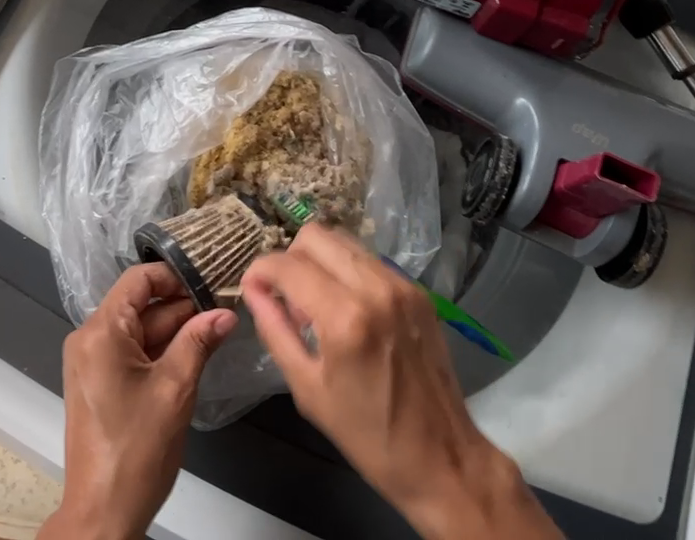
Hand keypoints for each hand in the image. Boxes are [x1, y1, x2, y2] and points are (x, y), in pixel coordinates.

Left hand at [40, 262, 236, 539]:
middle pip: (141, 305)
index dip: (175, 275)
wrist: (102, 512)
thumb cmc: (137, 448)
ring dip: (176, 329)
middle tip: (226, 306)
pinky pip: (132, 351)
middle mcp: (89, 338)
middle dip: (182, 306)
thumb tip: (226, 312)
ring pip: (140, 330)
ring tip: (219, 327)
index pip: (138, 279)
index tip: (211, 280)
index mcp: (100, 331)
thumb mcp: (175, 390)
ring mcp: (92, 361)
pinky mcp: (99, 382)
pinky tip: (195, 351)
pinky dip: (161, 350)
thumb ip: (199, 342)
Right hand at [240, 226, 561, 539]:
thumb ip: (275, 331)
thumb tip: (253, 292)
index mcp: (345, 318)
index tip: (252, 290)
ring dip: (318, 261)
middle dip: (289, 258)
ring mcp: (402, 286)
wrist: (442, 458)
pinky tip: (344, 308)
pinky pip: (368, 261)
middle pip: (315, 236)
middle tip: (286, 297)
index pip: (287, 265)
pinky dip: (346, 272)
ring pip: (343, 241)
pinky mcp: (418, 292)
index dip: (259, 271)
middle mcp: (375, 288)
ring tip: (315, 303)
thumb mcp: (307, 388)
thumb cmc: (368, 434)